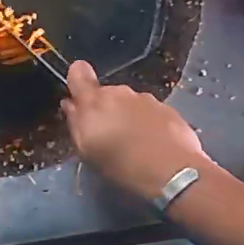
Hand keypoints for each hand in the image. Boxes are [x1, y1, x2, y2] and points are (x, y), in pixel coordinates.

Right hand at [61, 60, 211, 200]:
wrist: (172, 171)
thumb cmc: (120, 163)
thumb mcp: (86, 150)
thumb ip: (75, 122)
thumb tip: (70, 105)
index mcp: (94, 100)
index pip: (78, 73)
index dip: (77, 79)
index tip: (78, 95)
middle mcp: (120, 92)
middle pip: (106, 93)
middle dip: (105, 108)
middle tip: (107, 134)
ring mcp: (147, 99)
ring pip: (129, 103)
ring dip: (127, 116)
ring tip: (132, 142)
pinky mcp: (169, 109)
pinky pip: (150, 112)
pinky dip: (147, 123)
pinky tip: (152, 144)